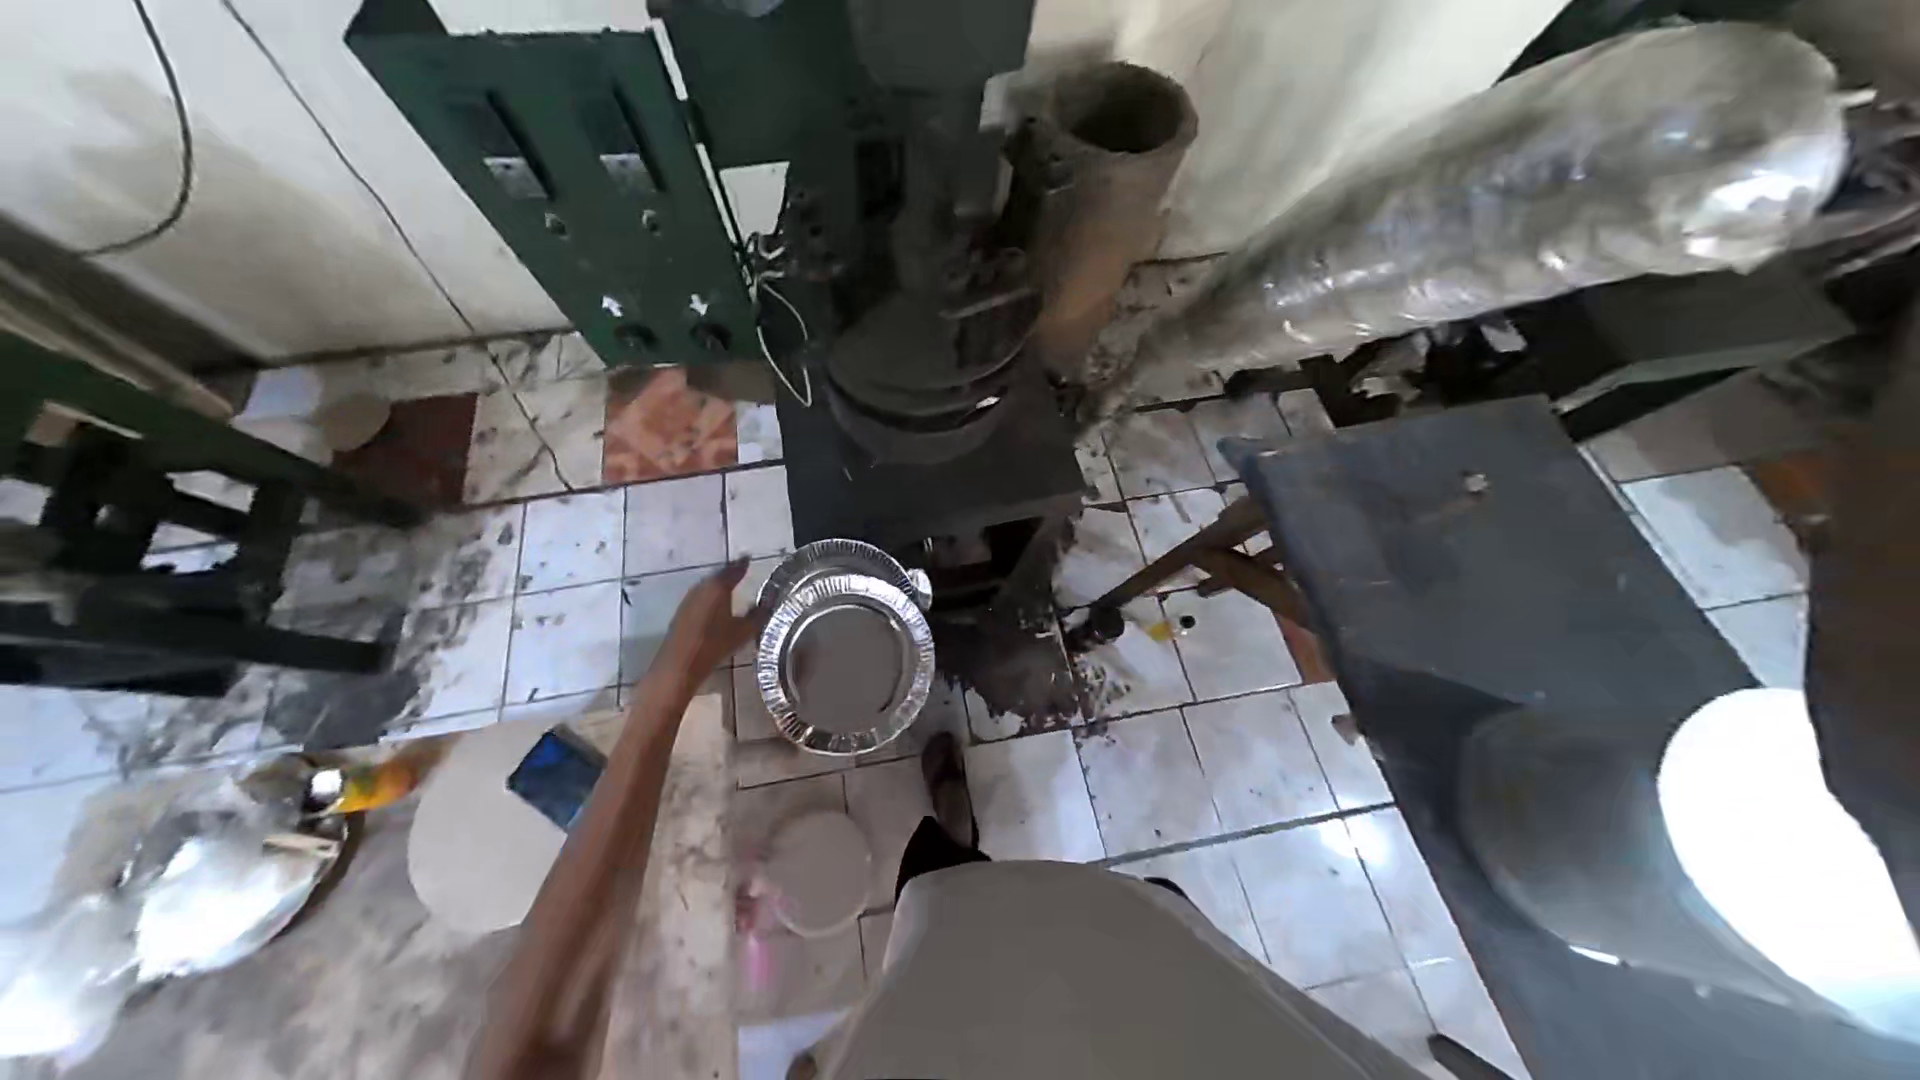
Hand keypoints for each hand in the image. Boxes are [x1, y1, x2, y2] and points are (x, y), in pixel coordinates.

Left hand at [653, 559, 765, 685]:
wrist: (680, 664)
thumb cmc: (715, 644)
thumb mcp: (744, 631)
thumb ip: (759, 615)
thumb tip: (769, 603)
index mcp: (718, 587)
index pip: (734, 570)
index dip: (742, 564)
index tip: (748, 557)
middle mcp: (702, 587)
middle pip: (719, 576)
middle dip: (730, 573)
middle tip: (742, 571)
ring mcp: (689, 599)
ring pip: (708, 586)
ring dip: (719, 585)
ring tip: (732, 587)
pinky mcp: (682, 611)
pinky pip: (701, 596)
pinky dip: (711, 596)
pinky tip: (716, 604)